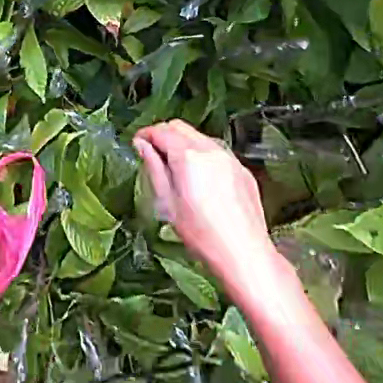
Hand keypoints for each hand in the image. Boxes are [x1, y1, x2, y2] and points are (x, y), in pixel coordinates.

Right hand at [134, 121, 283, 292]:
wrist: (245, 256)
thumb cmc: (202, 234)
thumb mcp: (167, 201)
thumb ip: (153, 167)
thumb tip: (142, 145)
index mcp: (188, 156)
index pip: (160, 131)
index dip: (145, 135)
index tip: (138, 144)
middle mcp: (210, 150)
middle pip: (179, 127)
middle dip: (163, 134)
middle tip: (152, 152)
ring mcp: (229, 159)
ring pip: (199, 136)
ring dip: (182, 143)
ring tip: (175, 167)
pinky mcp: (242, 171)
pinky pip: (216, 151)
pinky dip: (202, 154)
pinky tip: (199, 178)